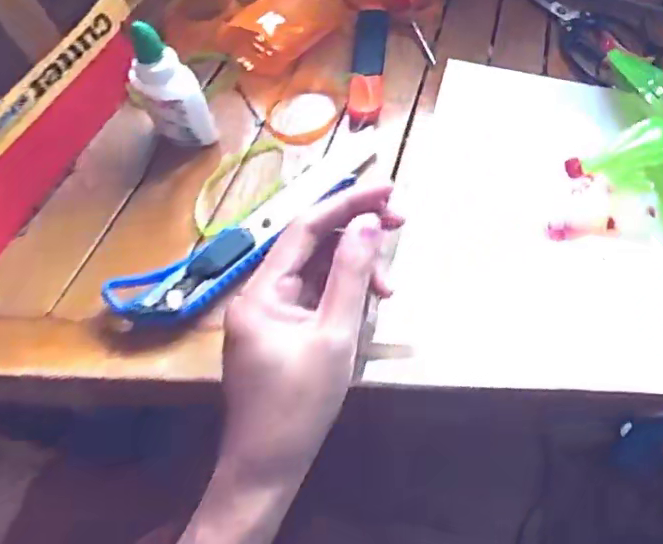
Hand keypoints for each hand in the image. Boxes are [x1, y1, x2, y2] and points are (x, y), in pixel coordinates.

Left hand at [215, 177, 403, 488]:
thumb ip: (351, 274)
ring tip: (388, 289)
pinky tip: (369, 302)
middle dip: (357, 234)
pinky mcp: (284, 328)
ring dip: (356, 268)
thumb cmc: (298, 408)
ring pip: (320, 268)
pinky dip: (346, 292)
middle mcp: (262, 292)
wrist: (266, 473)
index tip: (386, 190)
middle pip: (314, 244)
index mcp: (262, 291)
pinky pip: (318, 293)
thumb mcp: (334, 336)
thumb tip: (369, 223)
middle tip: (400, 222)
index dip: (347, 203)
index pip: (306, 228)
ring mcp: (272, 311)